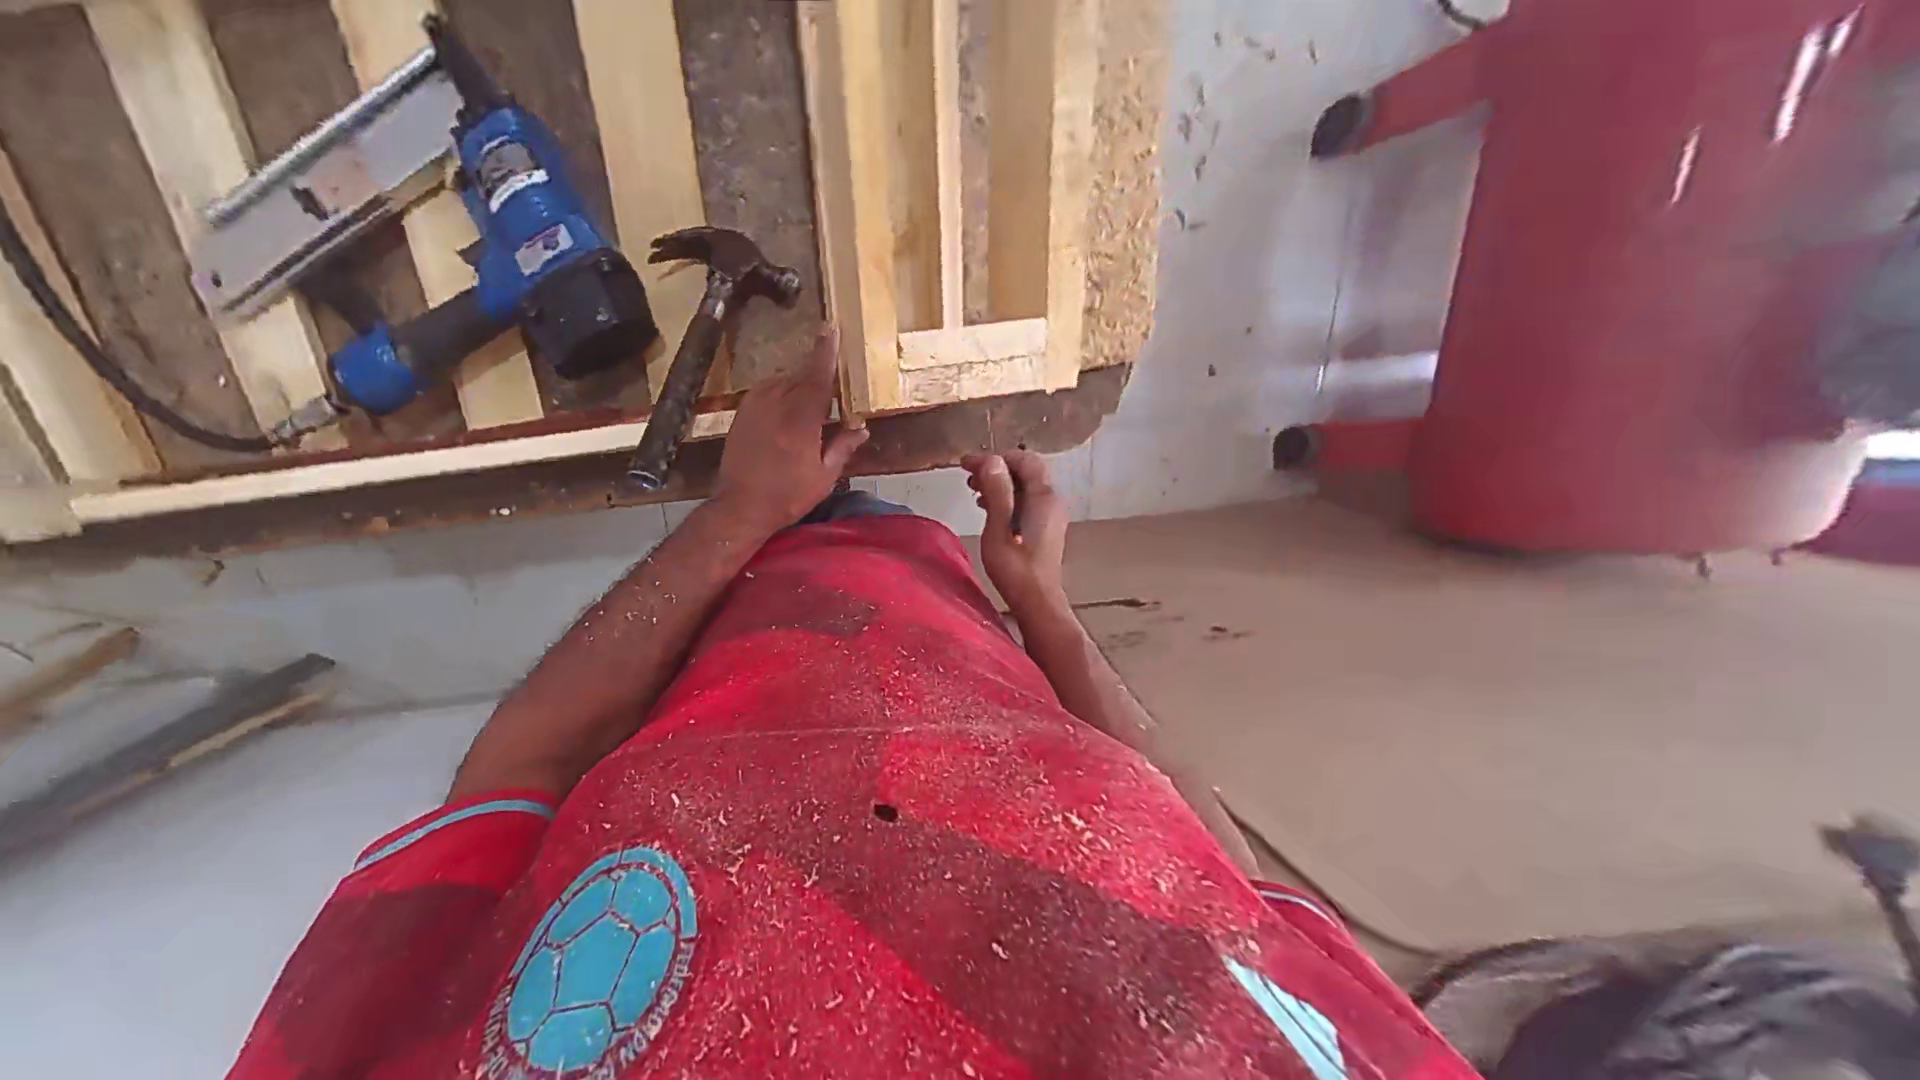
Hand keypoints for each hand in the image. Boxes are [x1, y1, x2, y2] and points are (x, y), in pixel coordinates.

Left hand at [712, 326, 868, 534]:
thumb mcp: (824, 476)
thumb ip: (842, 447)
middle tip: (834, 373)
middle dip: (817, 371)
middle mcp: (775, 406)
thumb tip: (861, 428)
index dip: (826, 353)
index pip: (816, 378)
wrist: (740, 507)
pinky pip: (767, 391)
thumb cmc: (787, 496)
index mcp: (800, 421)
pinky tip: (790, 406)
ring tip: (814, 397)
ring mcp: (754, 407)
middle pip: (800, 376)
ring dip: (799, 384)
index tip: (832, 329)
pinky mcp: (743, 414)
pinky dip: (782, 391)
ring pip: (783, 381)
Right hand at [962, 449, 1068, 615]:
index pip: (1024, 459)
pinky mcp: (1046, 529)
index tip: (968, 464)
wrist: (1037, 602)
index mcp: (1043, 497)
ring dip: (1000, 484)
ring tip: (975, 492)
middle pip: (1025, 472)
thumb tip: (990, 459)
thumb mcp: (999, 527)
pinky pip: (1027, 502)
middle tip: (969, 478)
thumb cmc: (1015, 568)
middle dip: (996, 469)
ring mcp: (1051, 516)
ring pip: (1025, 487)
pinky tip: (989, 510)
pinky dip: (1007, 499)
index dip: (995, 457)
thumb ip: (997, 491)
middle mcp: (1052, 501)